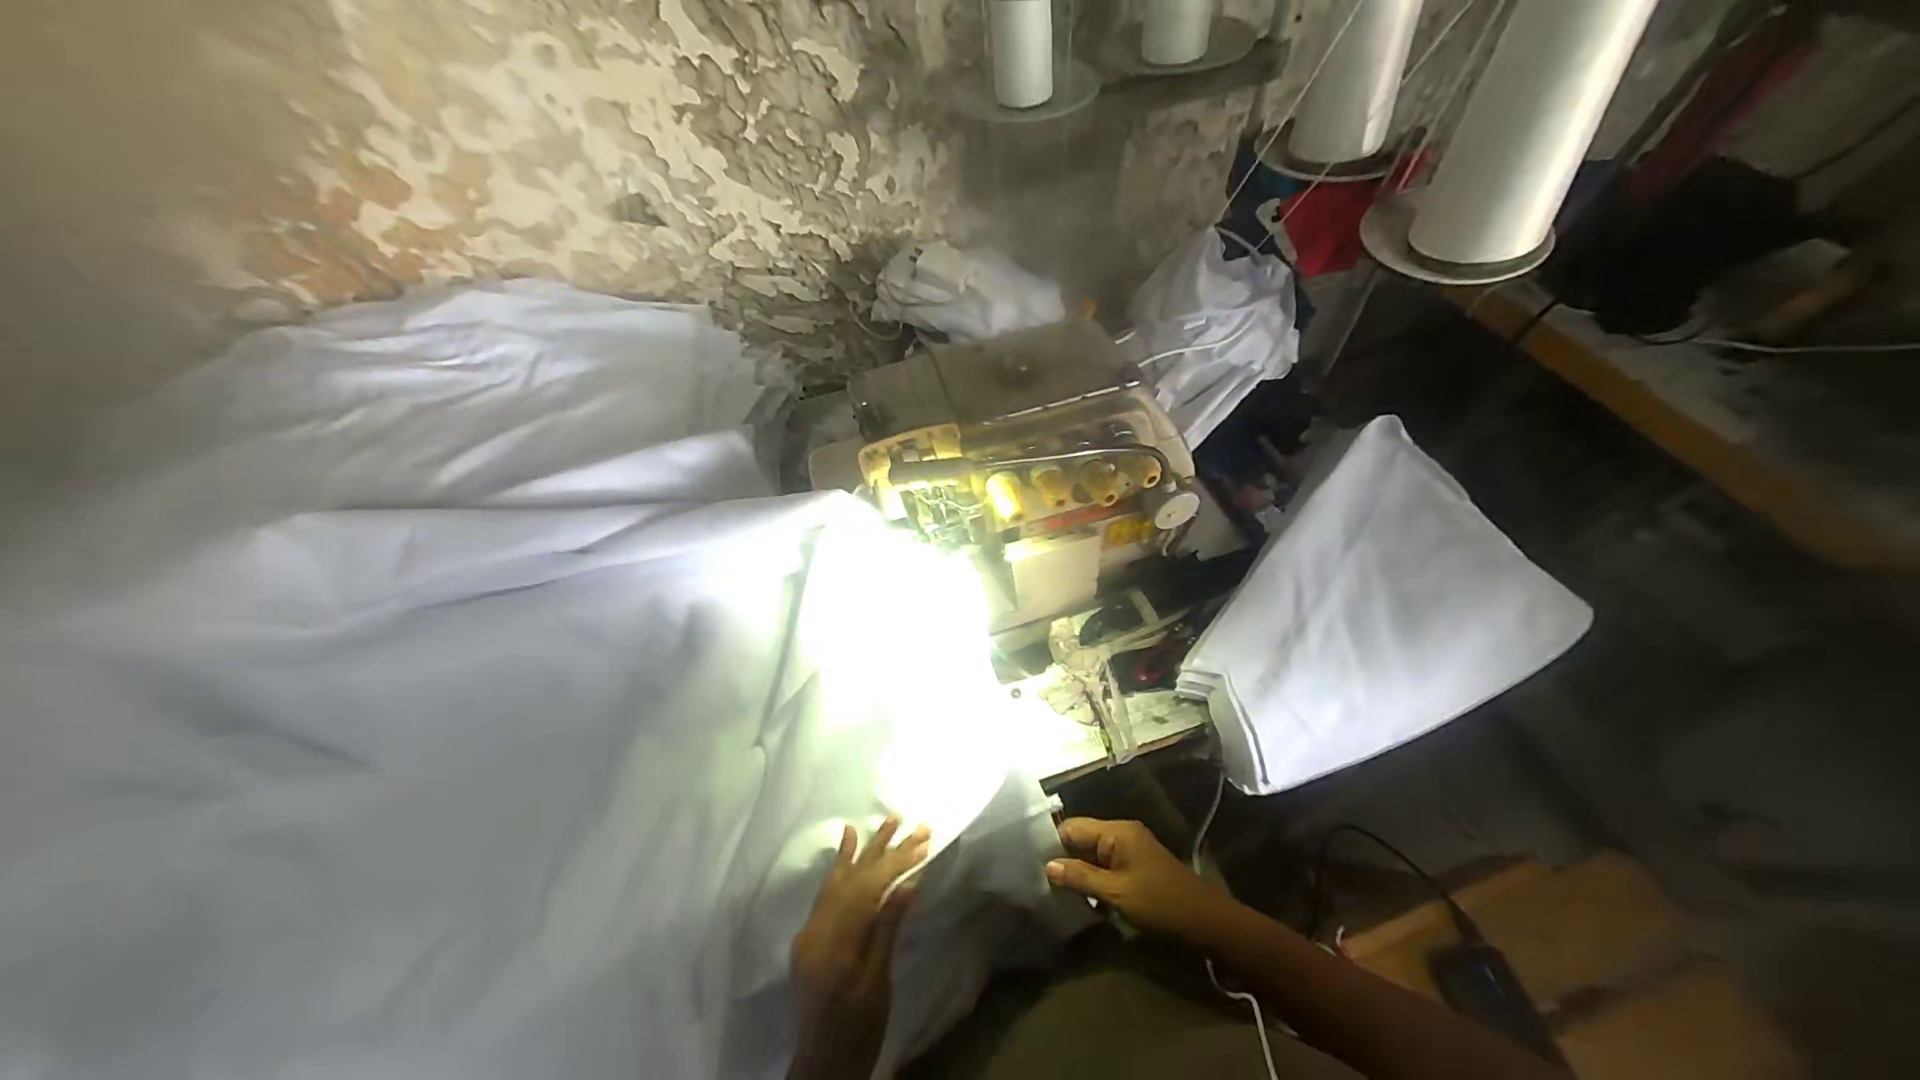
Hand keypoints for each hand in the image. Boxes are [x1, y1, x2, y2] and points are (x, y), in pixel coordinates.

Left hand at [788, 816, 930, 1079]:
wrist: (823, 1065)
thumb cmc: (858, 1030)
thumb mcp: (878, 983)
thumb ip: (887, 929)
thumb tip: (907, 882)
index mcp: (835, 942)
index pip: (869, 888)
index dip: (896, 862)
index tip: (922, 841)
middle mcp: (817, 929)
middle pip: (854, 879)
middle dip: (884, 850)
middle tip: (909, 822)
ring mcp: (810, 931)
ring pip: (839, 880)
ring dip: (863, 850)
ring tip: (882, 823)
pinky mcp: (811, 936)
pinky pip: (826, 892)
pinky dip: (839, 866)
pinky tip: (845, 844)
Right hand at [1046, 817, 1238, 942]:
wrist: (1207, 923)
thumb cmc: (1161, 904)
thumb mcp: (1117, 893)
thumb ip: (1080, 877)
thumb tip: (1047, 865)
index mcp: (1117, 831)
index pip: (1072, 826)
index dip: (1052, 843)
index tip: (1032, 862)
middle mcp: (1122, 834)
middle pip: (1081, 839)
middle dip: (1063, 858)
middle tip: (1040, 880)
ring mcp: (1130, 850)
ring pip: (1092, 855)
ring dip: (1078, 871)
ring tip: (1055, 889)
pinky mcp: (1135, 868)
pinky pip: (1105, 866)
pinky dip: (1093, 879)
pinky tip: (1080, 895)